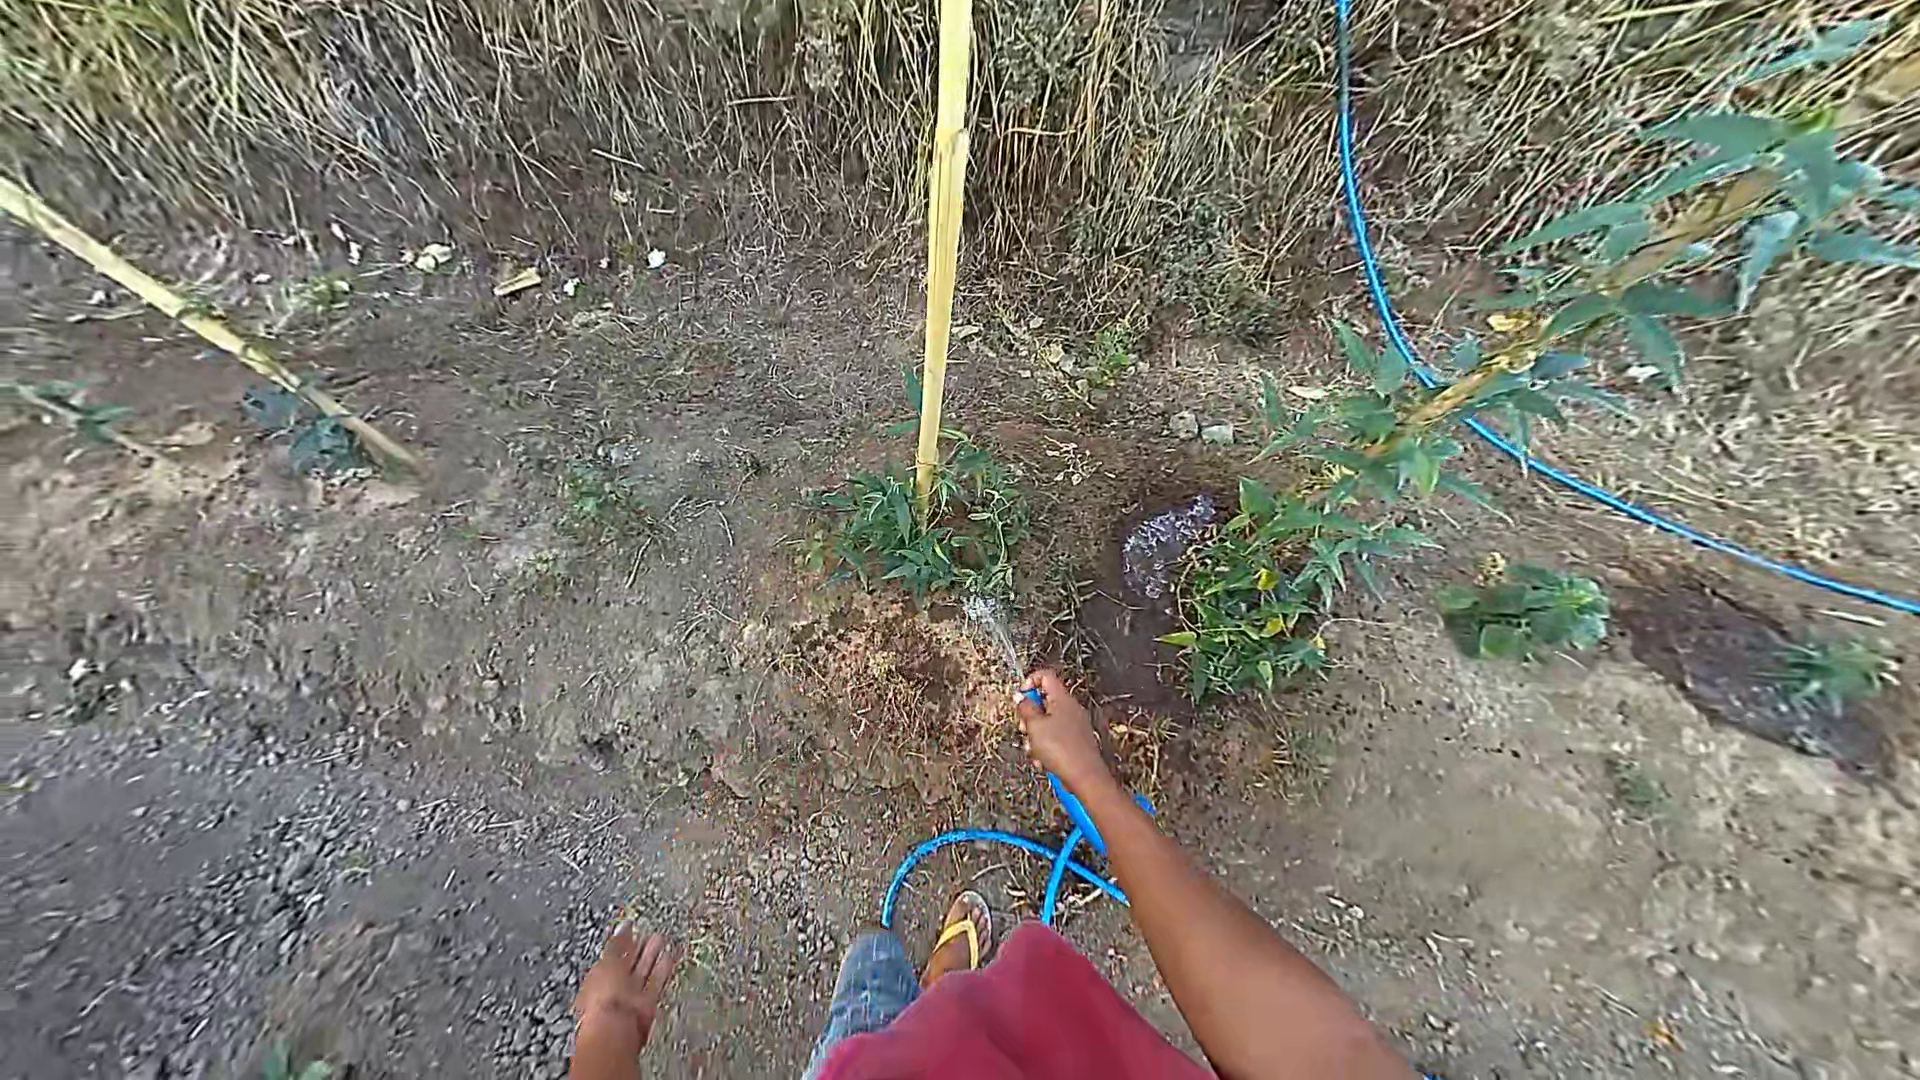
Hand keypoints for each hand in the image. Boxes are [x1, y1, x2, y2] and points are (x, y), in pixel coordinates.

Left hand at [573, 924, 677, 1057]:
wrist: (616, 1027)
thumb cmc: (603, 997)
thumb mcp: (607, 961)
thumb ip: (616, 944)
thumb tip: (623, 926)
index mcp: (597, 980)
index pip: (612, 957)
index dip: (622, 943)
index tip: (633, 928)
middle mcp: (613, 990)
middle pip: (629, 965)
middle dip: (640, 949)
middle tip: (650, 932)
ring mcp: (631, 998)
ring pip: (644, 972)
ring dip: (653, 955)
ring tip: (662, 938)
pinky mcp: (647, 1004)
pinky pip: (657, 982)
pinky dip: (663, 968)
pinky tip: (669, 954)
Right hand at [1014, 670, 1112, 795]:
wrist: (1084, 776)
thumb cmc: (1061, 749)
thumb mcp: (1034, 725)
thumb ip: (1025, 708)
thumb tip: (1019, 696)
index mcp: (1062, 699)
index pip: (1045, 676)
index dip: (1030, 682)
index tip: (1021, 698)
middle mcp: (1071, 708)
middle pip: (1044, 702)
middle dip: (1030, 716)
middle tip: (1025, 728)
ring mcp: (1075, 725)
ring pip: (1047, 723)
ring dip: (1036, 736)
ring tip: (1034, 750)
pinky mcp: (1076, 742)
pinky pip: (1055, 738)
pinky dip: (1046, 747)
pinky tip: (1044, 761)